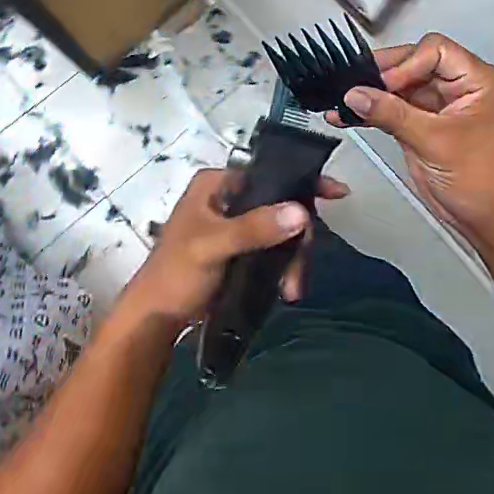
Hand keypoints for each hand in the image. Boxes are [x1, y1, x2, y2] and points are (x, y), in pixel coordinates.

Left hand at [115, 168, 348, 327]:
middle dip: (297, 237)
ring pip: (282, 230)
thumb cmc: (177, 274)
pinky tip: (287, 288)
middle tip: (301, 265)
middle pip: (282, 205)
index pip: (268, 173)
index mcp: (217, 184)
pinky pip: (275, 248)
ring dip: (292, 258)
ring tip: (292, 288)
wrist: (156, 319)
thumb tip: (301, 213)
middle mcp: (229, 198)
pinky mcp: (242, 250)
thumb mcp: (213, 246)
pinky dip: (285, 266)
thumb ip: (254, 228)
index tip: (336, 193)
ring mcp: (236, 225)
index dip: (303, 181)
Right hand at [326, 33, 493, 234]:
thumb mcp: (434, 141)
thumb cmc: (486, 183)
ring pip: (403, 87)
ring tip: (347, 102)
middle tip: (358, 87)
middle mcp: (463, 89)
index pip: (436, 51)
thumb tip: (359, 94)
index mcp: (480, 81)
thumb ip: (392, 113)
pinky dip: (376, 112)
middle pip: (416, 64)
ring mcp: (444, 107)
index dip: (406, 63)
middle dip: (386, 76)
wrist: (490, 221)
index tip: (384, 84)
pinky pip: (398, 109)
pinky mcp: (428, 126)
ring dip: (375, 94)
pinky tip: (352, 115)